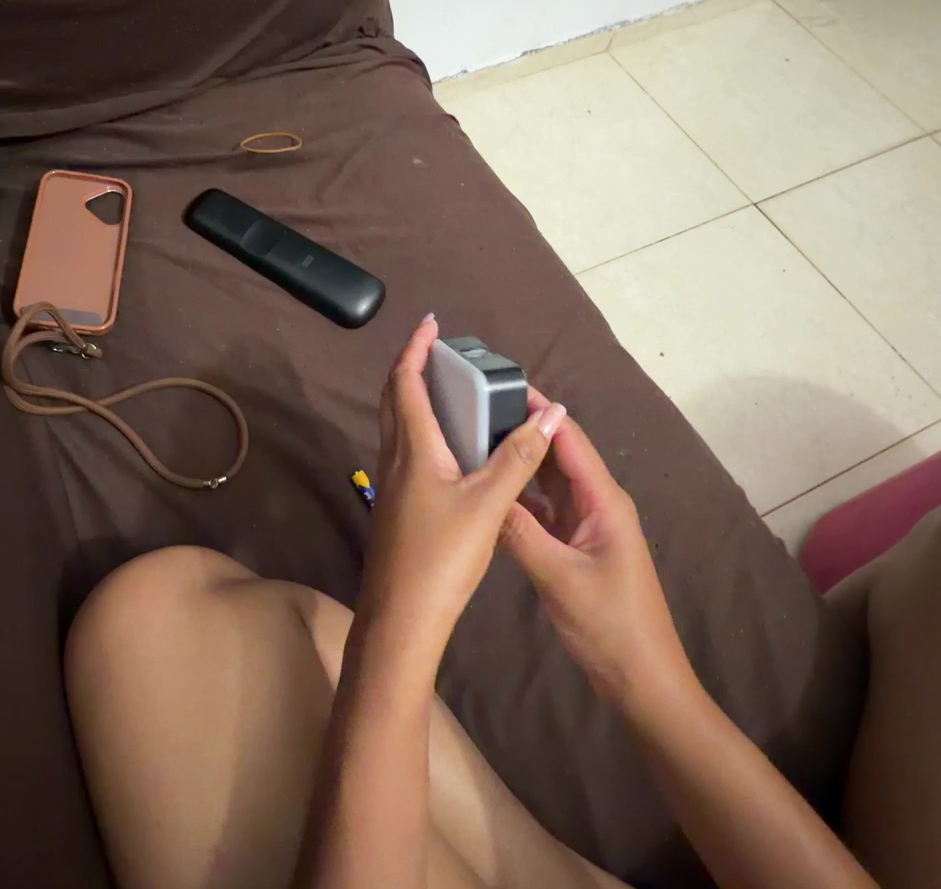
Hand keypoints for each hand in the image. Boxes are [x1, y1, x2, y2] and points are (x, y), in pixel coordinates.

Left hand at [364, 315, 566, 649]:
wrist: (402, 616)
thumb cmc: (443, 556)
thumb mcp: (488, 504)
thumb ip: (518, 458)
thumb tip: (549, 413)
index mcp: (413, 447)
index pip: (406, 382)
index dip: (416, 348)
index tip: (431, 323)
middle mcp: (394, 458)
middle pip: (394, 398)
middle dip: (413, 367)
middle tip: (441, 352)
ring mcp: (390, 483)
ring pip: (397, 426)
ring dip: (415, 398)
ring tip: (450, 391)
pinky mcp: (397, 505)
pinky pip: (405, 451)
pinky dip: (422, 430)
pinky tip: (449, 448)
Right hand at [498, 388, 697, 709]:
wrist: (642, 679)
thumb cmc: (610, 625)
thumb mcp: (559, 578)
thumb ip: (519, 533)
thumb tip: (481, 493)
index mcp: (604, 502)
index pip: (570, 440)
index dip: (541, 411)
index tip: (501, 385)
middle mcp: (596, 505)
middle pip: (559, 455)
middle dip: (524, 431)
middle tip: (475, 411)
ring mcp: (586, 527)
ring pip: (549, 484)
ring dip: (520, 464)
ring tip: (475, 443)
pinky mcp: (575, 547)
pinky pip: (544, 511)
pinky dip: (519, 500)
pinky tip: (488, 494)